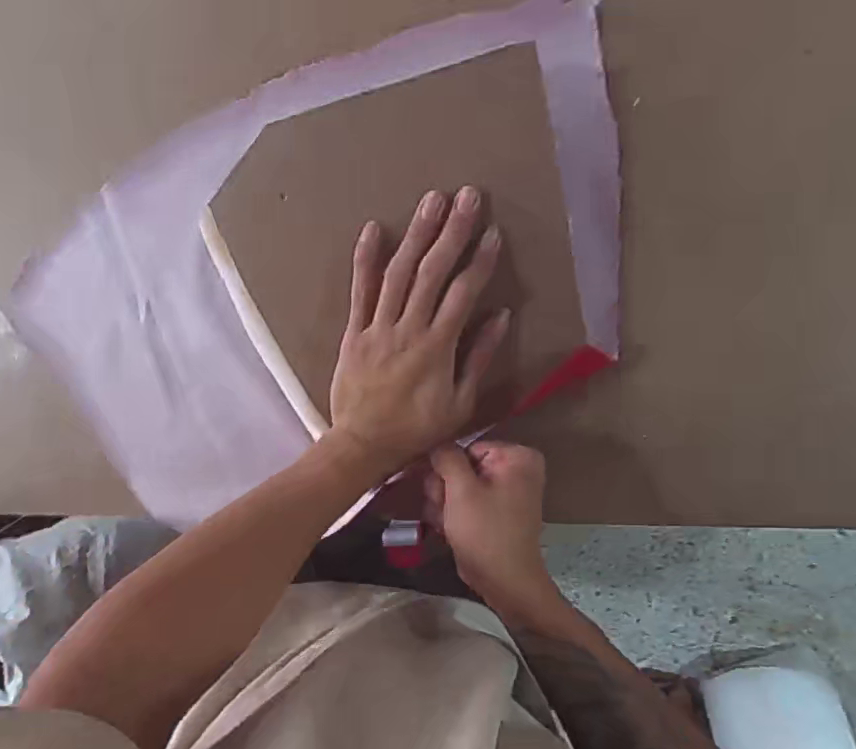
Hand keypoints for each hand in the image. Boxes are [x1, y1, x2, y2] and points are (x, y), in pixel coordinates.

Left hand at [325, 187, 510, 480]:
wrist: (362, 445)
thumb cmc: (415, 430)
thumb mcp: (459, 405)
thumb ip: (478, 359)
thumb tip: (501, 316)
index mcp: (437, 347)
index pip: (464, 293)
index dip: (480, 261)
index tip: (493, 233)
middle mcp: (407, 330)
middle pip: (432, 272)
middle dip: (452, 231)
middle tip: (468, 195)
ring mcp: (377, 330)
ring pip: (398, 274)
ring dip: (416, 235)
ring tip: (432, 200)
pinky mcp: (354, 335)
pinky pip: (359, 293)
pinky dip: (365, 261)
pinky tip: (372, 230)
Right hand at [425, 440, 556, 611]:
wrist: (502, 578)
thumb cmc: (484, 531)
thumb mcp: (461, 490)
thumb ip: (447, 459)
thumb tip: (436, 444)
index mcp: (517, 457)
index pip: (466, 447)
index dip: (447, 468)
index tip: (440, 490)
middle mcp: (515, 470)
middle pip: (460, 467)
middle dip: (444, 488)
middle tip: (444, 508)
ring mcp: (504, 492)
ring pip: (456, 486)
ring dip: (443, 504)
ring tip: (445, 522)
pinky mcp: (493, 512)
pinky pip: (463, 503)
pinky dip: (452, 514)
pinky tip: (448, 528)